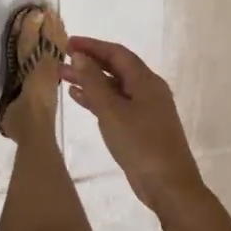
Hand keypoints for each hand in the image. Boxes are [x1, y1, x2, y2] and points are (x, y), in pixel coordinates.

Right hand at [62, 36, 206, 215]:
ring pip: (114, 87)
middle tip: (61, 59)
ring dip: (89, 80)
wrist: (169, 187)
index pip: (117, 53)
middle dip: (88, 62)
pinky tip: (78, 98)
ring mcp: (145, 110)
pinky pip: (115, 104)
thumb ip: (93, 81)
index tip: (67, 43)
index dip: (92, 45)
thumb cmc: (140, 144)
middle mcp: (148, 91)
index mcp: (146, 82)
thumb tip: (80, 56)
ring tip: (63, 77)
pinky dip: (97, 98)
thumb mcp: (111, 111)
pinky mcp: (140, 127)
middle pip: (115, 68)